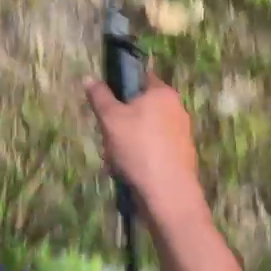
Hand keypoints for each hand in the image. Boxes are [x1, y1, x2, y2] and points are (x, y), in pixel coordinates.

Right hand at [84, 73, 207, 225]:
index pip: (139, 77)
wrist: (168, 193)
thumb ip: (99, 96)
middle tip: (107, 136)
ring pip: (144, 131)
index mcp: (163, 93)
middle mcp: (177, 109)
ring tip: (114, 159)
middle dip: (120, 122)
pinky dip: (139, 157)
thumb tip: (89, 77)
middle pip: (140, 107)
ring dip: (126, 142)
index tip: (106, 103)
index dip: (120, 86)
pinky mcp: (181, 157)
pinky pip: (153, 149)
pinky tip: (127, 171)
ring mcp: (181, 134)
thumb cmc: (138, 147)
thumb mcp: (110, 118)